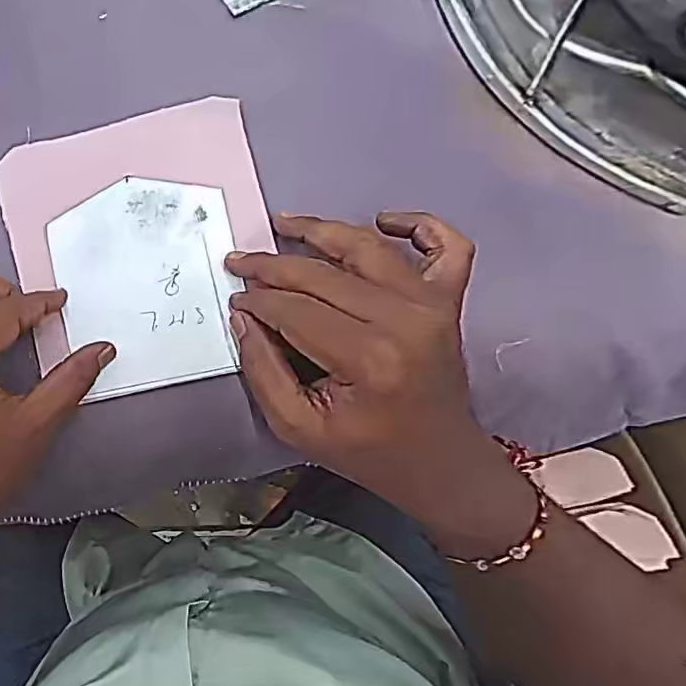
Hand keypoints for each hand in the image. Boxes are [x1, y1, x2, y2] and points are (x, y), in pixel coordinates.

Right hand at [225, 212, 535, 558]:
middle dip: (273, 265)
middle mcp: (404, 321)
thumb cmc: (367, 452)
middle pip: (325, 275)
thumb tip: (244, 318)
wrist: (439, 463)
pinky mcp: (450, 301)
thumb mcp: (298, 428)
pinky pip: (446, 244)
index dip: (257, 301)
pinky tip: (383, 221)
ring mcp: (432, 306)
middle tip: (241, 261)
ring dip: (323, 229)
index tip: (235, 300)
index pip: (296, 310)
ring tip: (285, 223)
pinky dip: (418, 225)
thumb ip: (263, 372)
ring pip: (369, 248)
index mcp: (367, 359)